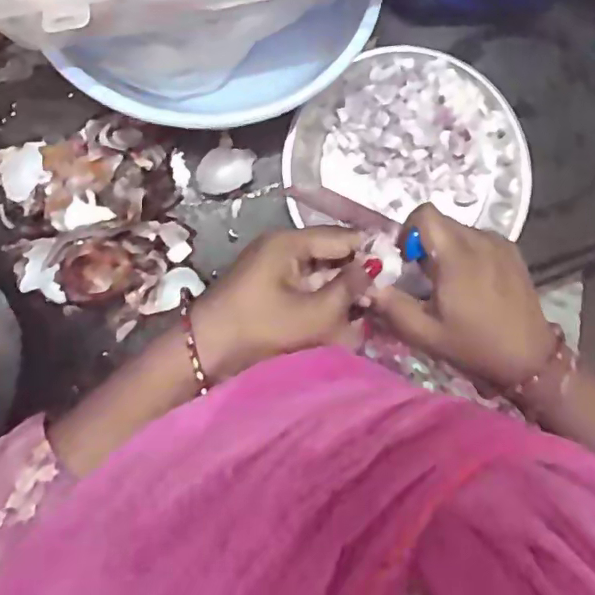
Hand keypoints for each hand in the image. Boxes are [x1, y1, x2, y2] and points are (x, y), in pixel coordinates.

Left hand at [190, 226, 372, 379]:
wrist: (200, 358)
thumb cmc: (258, 330)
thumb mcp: (311, 314)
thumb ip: (348, 289)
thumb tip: (376, 267)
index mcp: (290, 242)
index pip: (343, 236)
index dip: (369, 252)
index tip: (394, 272)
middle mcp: (283, 247)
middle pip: (332, 253)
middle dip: (356, 275)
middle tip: (380, 298)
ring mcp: (273, 267)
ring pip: (320, 271)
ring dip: (340, 291)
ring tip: (364, 311)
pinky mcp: (267, 288)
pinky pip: (305, 285)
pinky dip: (322, 299)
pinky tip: (339, 319)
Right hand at [366, 205, 557, 388]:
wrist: (529, 357)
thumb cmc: (474, 346)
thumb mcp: (426, 333)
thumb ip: (393, 306)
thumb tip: (369, 287)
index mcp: (456, 254)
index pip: (425, 214)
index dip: (409, 230)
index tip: (407, 260)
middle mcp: (479, 238)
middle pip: (442, 223)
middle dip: (427, 244)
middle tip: (426, 279)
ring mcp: (499, 242)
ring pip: (461, 231)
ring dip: (448, 249)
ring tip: (452, 285)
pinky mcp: (513, 250)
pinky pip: (480, 240)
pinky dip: (469, 253)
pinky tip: (475, 284)